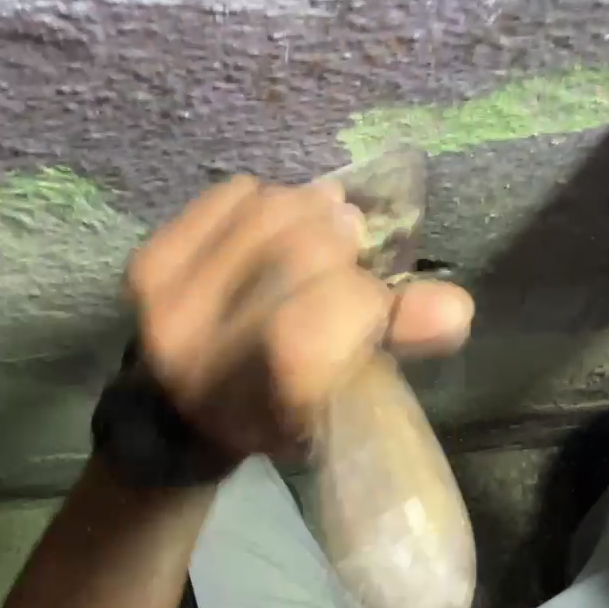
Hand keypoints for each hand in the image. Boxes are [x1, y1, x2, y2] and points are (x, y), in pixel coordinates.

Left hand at [126, 177, 474, 458]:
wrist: (179, 413)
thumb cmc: (277, 410)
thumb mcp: (343, 395)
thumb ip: (397, 344)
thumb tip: (458, 306)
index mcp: (259, 400)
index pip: (331, 314)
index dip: (368, 299)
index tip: (372, 300)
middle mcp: (204, 351)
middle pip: (304, 250)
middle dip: (343, 245)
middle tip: (351, 253)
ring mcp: (168, 303)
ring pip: (271, 210)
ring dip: (311, 213)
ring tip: (320, 234)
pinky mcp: (150, 263)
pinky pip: (234, 194)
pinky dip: (268, 200)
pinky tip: (273, 228)